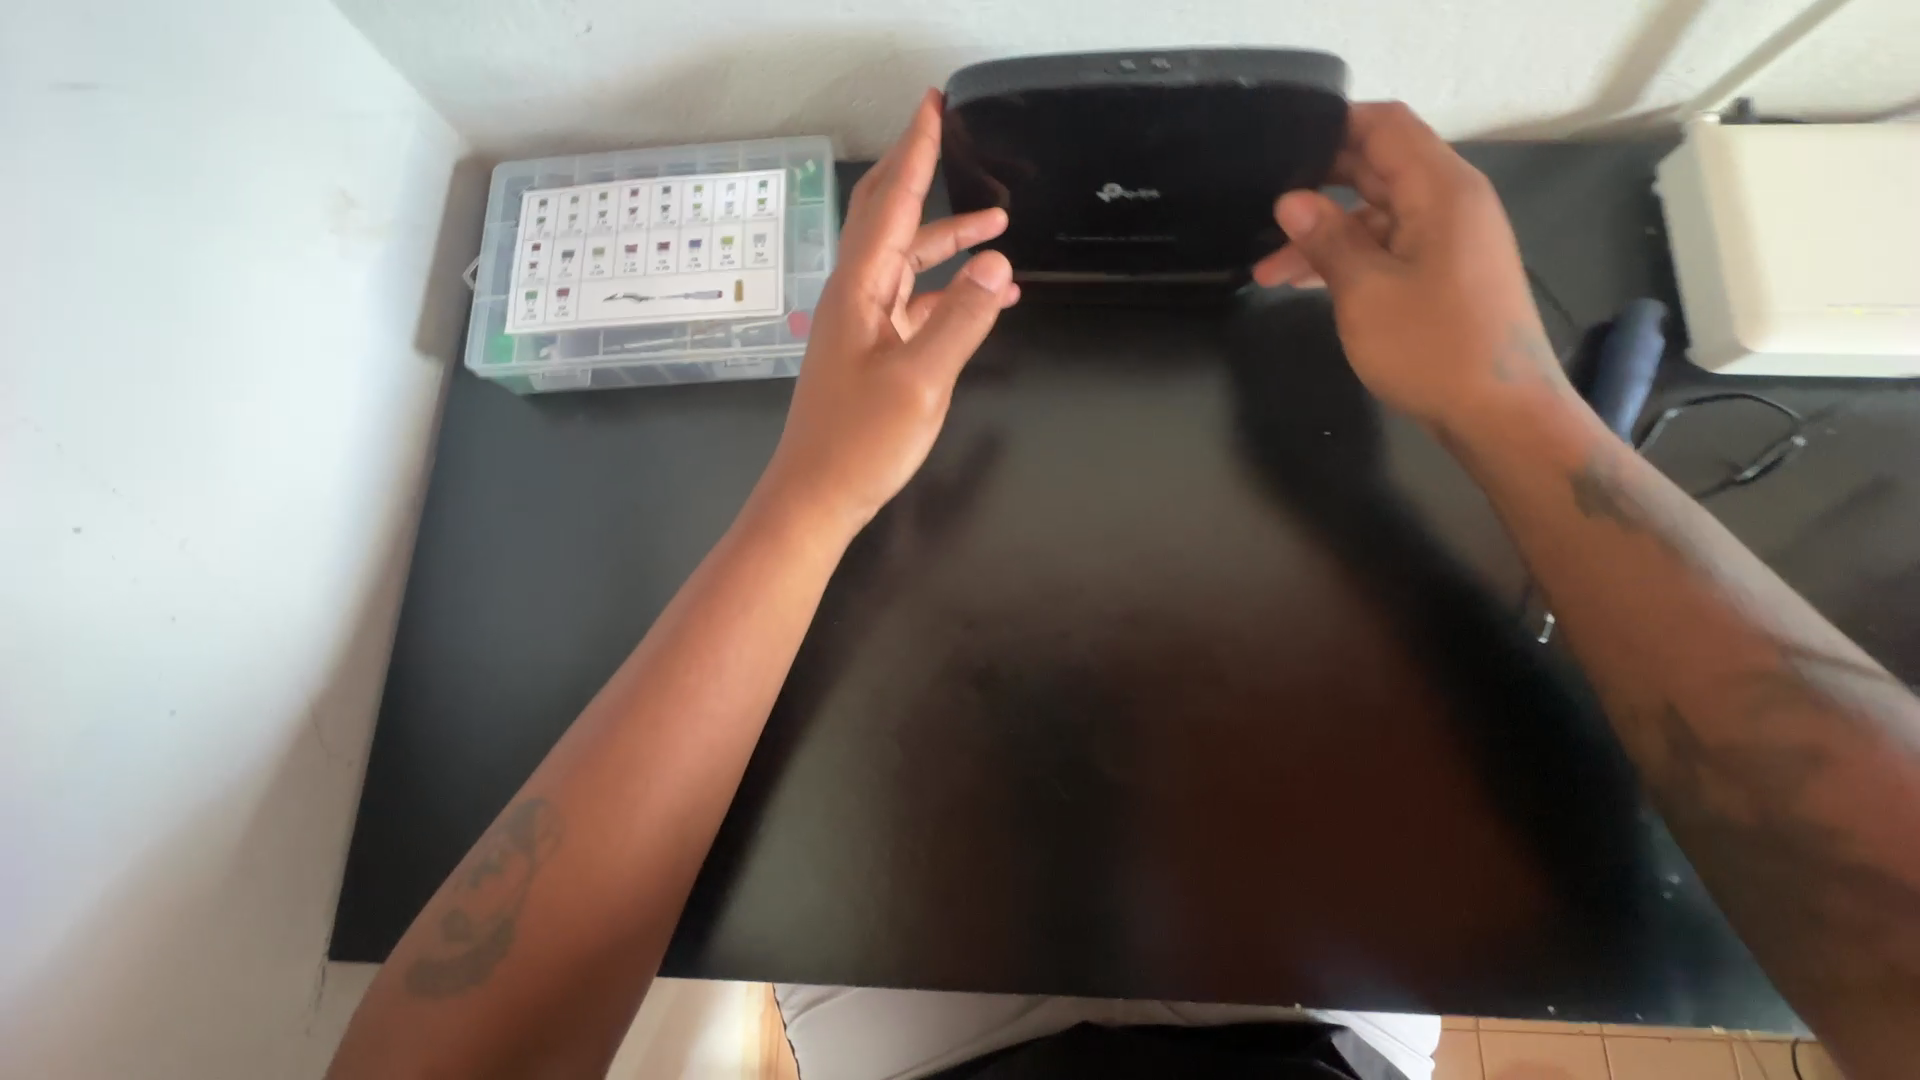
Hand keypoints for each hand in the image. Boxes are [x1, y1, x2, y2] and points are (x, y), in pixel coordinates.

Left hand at [756, 89, 1019, 534]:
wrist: (816, 496)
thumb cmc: (861, 442)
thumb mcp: (921, 380)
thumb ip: (962, 320)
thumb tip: (999, 265)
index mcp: (860, 291)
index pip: (892, 204)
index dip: (916, 153)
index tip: (933, 107)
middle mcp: (856, 297)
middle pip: (891, 222)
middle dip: (923, 179)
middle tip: (949, 135)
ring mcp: (863, 326)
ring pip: (907, 266)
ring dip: (948, 243)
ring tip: (999, 228)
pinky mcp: (872, 354)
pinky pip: (914, 306)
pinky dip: (947, 294)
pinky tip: (983, 302)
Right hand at [1252, 102, 1570, 425]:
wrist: (1497, 410)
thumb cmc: (1432, 347)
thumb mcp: (1365, 292)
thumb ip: (1327, 240)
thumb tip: (1290, 201)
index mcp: (1440, 191)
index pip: (1386, 127)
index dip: (1335, 126)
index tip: (1281, 144)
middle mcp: (1449, 203)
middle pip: (1379, 170)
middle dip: (1319, 185)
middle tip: (1261, 206)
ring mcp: (1448, 240)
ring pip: (1376, 216)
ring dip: (1324, 236)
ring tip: (1265, 269)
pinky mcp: (1443, 273)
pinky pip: (1388, 247)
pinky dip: (1348, 258)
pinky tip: (1304, 282)